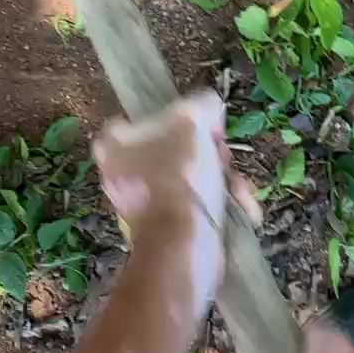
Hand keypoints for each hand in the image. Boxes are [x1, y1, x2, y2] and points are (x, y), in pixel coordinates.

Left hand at [92, 91, 252, 317]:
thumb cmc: (179, 178)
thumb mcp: (193, 121)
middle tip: (223, 159)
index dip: (181, 117)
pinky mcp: (164, 227)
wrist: (183, 249)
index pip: (146, 115)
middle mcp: (120, 172)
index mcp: (113, 143)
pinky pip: (194, 201)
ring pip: (192, 174)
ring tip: (237, 190)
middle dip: (211, 152)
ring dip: (222, 179)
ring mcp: (141, 203)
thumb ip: (203, 103)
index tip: (204, 128)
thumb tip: (211, 109)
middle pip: (177, 146)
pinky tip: (240, 208)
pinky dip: (220, 202)